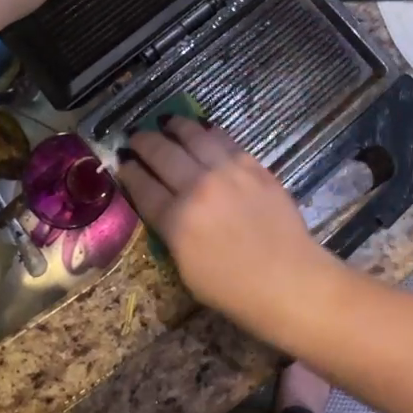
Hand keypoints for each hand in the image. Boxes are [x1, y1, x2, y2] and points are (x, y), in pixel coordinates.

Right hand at [117, 117, 337, 333]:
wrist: (290, 281)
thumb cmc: (235, 290)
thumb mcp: (186, 270)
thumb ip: (171, 233)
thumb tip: (164, 207)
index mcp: (177, 221)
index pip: (143, 187)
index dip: (129, 172)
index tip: (122, 163)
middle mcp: (197, 188)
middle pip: (162, 155)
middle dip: (144, 143)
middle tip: (136, 138)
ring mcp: (227, 173)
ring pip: (193, 137)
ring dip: (175, 127)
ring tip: (166, 121)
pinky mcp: (253, 166)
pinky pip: (225, 140)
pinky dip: (208, 131)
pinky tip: (202, 129)